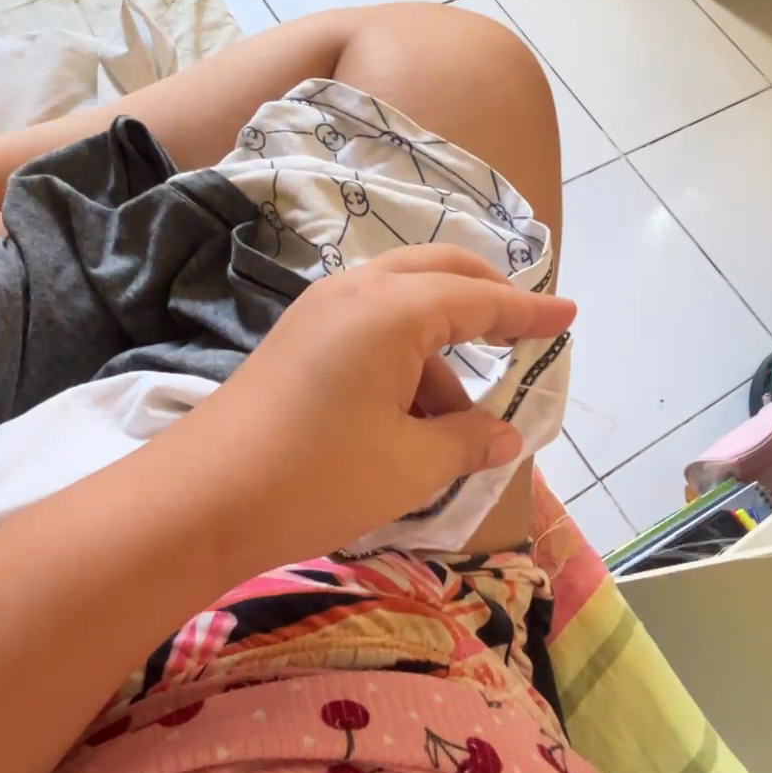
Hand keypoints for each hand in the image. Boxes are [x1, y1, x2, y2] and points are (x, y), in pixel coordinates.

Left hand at [153, 244, 574, 569]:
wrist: (203, 498)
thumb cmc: (317, 476)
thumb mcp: (410, 464)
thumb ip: (468, 441)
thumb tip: (506, 435)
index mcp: (392, 309)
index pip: (479, 299)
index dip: (528, 311)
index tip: (568, 314)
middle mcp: (355, 292)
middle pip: (437, 273)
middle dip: (484, 298)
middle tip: (520, 332)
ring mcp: (319, 312)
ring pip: (401, 305)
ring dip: (438, 348)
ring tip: (456, 423)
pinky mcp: (297, 339)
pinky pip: (368, 328)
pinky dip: (401, 358)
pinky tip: (408, 416)